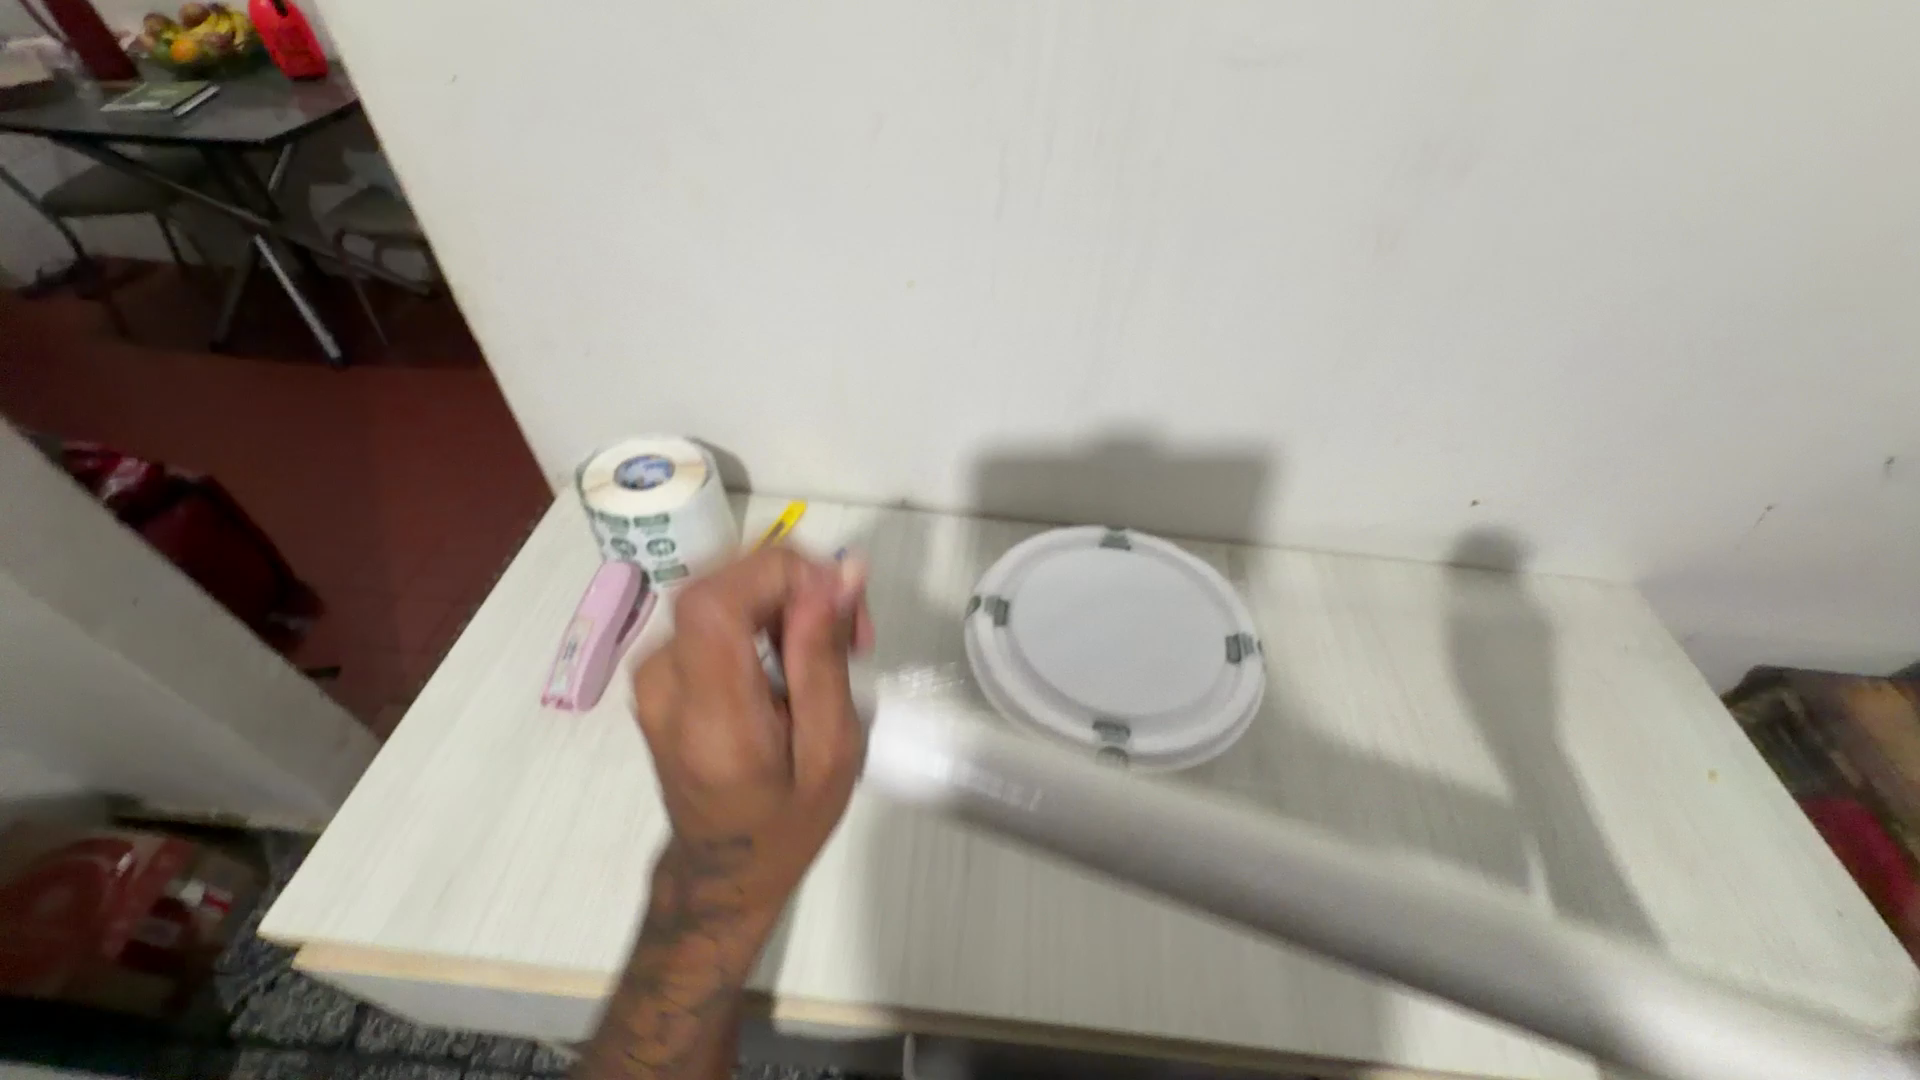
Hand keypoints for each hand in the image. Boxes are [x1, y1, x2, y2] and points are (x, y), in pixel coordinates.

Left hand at [630, 547, 872, 922]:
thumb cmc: (788, 820)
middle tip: (849, 630)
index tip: (841, 600)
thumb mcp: (831, 750)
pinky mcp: (658, 669)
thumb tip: (841, 572)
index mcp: (708, 716)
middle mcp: (663, 684)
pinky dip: (761, 613)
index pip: (715, 602)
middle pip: (719, 585)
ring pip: (720, 591)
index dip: (781, 575)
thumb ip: (826, 657)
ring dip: (783, 599)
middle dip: (795, 585)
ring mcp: (652, 674)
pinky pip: (712, 612)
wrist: (723, 866)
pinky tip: (793, 652)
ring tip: (829, 647)